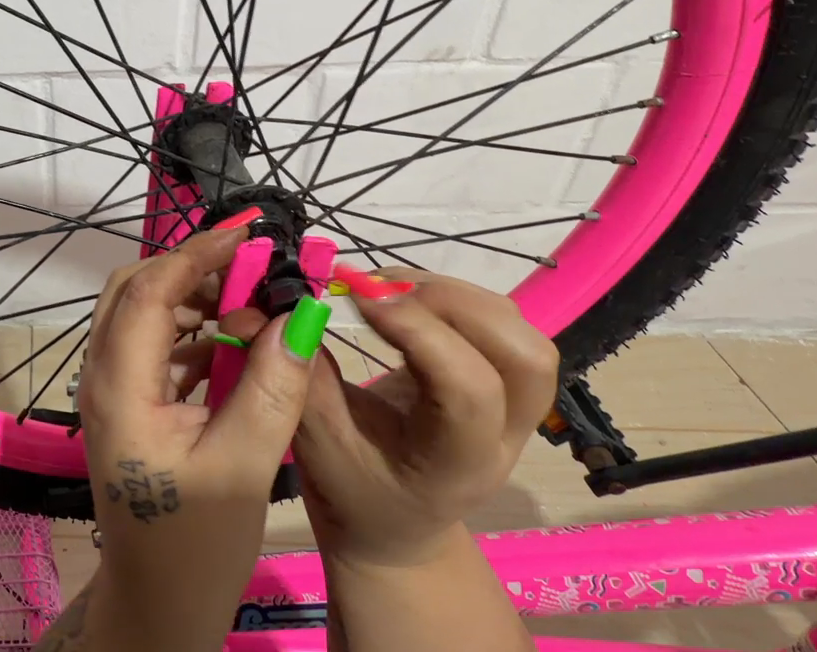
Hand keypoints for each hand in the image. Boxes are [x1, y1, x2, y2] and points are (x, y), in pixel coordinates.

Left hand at [69, 226, 321, 651]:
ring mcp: (111, 386)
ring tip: (254, 301)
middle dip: (192, 269)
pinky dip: (192, 329)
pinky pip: (154, 343)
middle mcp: (102, 374)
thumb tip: (300, 314)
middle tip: (254, 267)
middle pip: (135, 290)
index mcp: (118, 385)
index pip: (148, 292)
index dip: (197, 254)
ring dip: (193, 297)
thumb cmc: (195, 543)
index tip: (249, 232)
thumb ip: (270, 386)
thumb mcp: (244, 465)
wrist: (157, 600)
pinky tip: (235, 340)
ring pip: (142, 312)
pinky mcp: (128, 400)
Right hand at [286, 269, 558, 569]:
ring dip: (453, 293)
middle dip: (451, 303)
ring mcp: (513, 409)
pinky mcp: (500, 382)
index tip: (354, 295)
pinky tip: (402, 296)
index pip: (469, 389)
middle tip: (377, 288)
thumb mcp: (316, 447)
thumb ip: (305, 382)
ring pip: (519, 332)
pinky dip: (452, 296)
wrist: (393, 529)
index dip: (418, 330)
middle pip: (523, 355)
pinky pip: (499, 325)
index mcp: (458, 464)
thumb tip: (293, 313)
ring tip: (385, 286)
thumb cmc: (352, 494)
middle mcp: (504, 437)